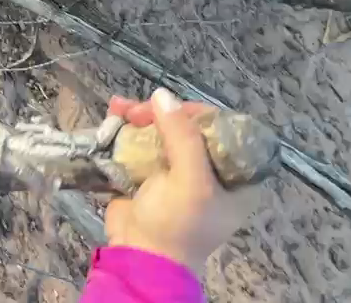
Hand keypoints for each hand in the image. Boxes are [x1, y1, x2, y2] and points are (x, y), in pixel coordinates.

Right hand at [102, 88, 255, 270]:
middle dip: (161, 113)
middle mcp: (211, 171)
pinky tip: (114, 113)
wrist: (140, 255)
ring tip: (118, 108)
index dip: (196, 114)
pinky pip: (143, 139)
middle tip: (137, 112)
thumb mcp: (190, 183)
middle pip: (188, 125)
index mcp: (236, 179)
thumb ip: (182, 138)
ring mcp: (178, 171)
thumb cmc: (177, 224)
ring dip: (140, 114)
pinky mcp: (151, 171)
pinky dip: (129, 124)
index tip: (170, 111)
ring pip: (163, 128)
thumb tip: (162, 95)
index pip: (223, 130)